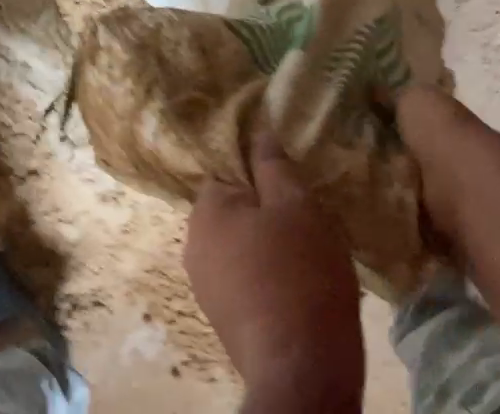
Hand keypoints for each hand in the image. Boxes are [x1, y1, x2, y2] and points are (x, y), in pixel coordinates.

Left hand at [184, 131, 364, 410]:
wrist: (299, 368)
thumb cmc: (300, 273)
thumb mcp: (297, 206)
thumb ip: (274, 166)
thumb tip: (259, 131)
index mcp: (205, 209)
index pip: (226, 173)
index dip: (260, 176)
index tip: (292, 188)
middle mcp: (192, 244)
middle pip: (232, 211)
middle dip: (265, 212)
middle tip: (306, 220)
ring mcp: (203, 285)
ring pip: (238, 246)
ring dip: (266, 246)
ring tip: (307, 255)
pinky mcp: (221, 317)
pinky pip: (243, 279)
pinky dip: (265, 277)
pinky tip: (297, 287)